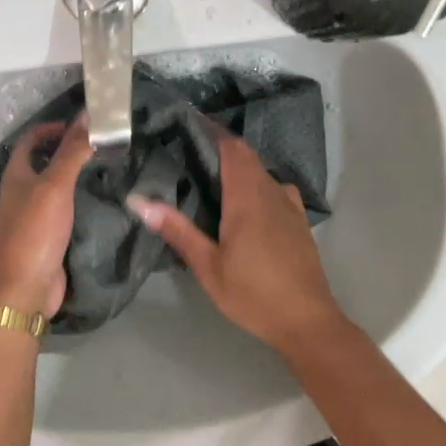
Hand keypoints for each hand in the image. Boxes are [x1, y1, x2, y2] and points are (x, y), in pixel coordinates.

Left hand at [0, 116, 91, 318]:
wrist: (25, 289)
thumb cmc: (35, 233)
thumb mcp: (55, 186)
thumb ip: (72, 152)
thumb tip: (90, 115)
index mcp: (15, 174)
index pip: (32, 138)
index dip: (55, 127)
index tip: (86, 126)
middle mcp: (20, 193)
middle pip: (44, 162)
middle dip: (70, 151)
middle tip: (103, 147)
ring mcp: (32, 218)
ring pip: (55, 189)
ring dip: (77, 178)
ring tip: (107, 170)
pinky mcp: (46, 239)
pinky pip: (63, 213)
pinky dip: (79, 204)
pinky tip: (100, 203)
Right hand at [126, 120, 345, 354]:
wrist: (306, 320)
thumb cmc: (252, 294)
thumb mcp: (208, 265)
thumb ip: (177, 230)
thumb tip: (139, 200)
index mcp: (248, 196)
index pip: (231, 146)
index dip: (210, 130)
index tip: (184, 124)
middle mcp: (272, 192)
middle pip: (245, 157)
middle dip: (218, 150)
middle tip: (185, 155)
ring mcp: (290, 206)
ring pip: (260, 174)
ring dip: (236, 171)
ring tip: (207, 182)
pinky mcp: (298, 222)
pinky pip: (273, 192)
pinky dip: (254, 189)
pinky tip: (239, 208)